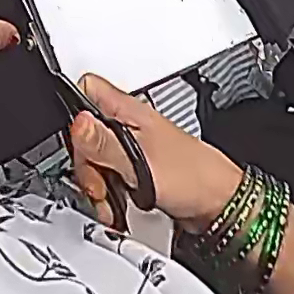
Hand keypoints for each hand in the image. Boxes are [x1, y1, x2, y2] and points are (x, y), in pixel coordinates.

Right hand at [69, 74, 243, 233]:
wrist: (218, 204)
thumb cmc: (191, 175)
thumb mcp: (139, 161)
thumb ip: (104, 143)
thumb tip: (77, 123)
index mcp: (127, 110)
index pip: (86, 89)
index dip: (75, 112)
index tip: (78, 142)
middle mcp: (127, 124)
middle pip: (84, 133)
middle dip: (87, 164)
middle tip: (100, 183)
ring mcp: (130, 147)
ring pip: (94, 158)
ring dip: (97, 184)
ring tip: (112, 200)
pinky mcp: (134, 169)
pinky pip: (108, 177)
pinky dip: (108, 194)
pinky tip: (118, 205)